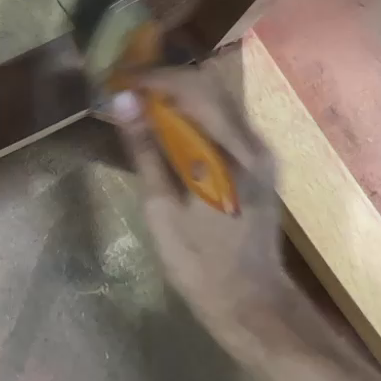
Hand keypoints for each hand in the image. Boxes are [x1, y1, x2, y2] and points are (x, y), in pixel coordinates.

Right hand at [105, 68, 353, 371]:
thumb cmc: (201, 264)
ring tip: (139, 106)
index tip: (118, 81)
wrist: (251, 303)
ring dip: (177, 96)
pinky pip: (223, 121)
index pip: (195, 88)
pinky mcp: (259, 163)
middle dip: (164, 81)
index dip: (153, 77)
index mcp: (234, 153)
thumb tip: (123, 102)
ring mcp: (261, 152)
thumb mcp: (162, 209)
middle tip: (125, 92)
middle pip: (209, 87)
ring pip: (217, 101)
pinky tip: (165, 129)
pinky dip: (192, 115)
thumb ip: (145, 151)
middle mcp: (255, 143)